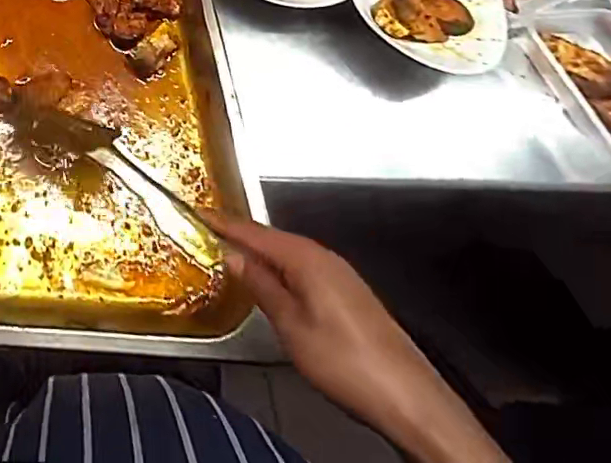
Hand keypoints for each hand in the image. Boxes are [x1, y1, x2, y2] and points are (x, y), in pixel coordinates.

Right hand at [207, 214, 507, 462]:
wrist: (409, 397)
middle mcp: (324, 257)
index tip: (201, 213)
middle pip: (274, 238)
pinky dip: (281, 267)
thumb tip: (234, 256)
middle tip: (212, 233)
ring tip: (234, 255)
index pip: (256, 232)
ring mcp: (340, 273)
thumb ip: (261, 287)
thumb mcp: (291, 326)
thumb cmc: (346, 363)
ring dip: (261, 253)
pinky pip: (305, 267)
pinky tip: (273, 282)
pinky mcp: (348, 291)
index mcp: (307, 258)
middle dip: (242, 235)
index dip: (226, 224)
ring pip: (290, 253)